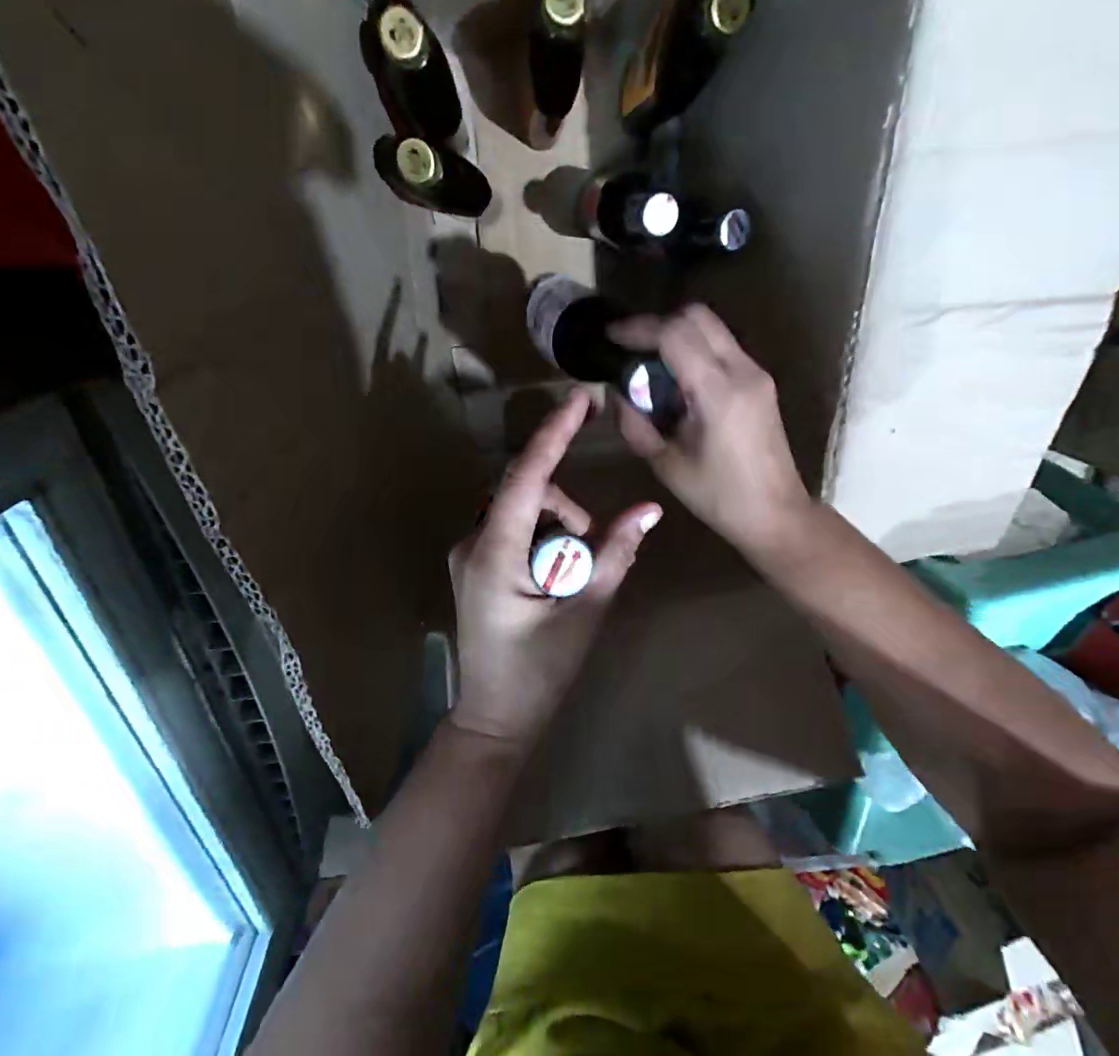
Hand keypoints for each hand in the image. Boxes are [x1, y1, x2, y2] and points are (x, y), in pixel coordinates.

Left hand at [448, 391, 661, 745]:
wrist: (495, 718)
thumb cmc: (540, 671)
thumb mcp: (586, 610)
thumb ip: (616, 554)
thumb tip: (650, 510)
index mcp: (494, 554)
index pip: (525, 478)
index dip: (553, 435)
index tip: (580, 400)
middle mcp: (472, 544)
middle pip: (524, 493)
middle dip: (565, 508)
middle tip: (592, 550)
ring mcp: (468, 556)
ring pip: (520, 512)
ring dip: (557, 528)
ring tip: (574, 576)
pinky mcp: (474, 567)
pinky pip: (512, 531)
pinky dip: (542, 541)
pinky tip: (556, 577)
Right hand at [611, 305, 811, 551]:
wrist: (775, 513)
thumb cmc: (718, 496)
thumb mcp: (665, 463)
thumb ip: (634, 422)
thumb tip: (614, 391)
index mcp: (717, 391)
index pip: (674, 334)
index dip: (637, 329)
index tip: (610, 337)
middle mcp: (742, 370)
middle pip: (696, 316)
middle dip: (658, 323)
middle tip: (631, 348)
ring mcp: (756, 373)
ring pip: (711, 327)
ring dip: (677, 335)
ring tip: (649, 366)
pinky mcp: (760, 382)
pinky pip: (721, 347)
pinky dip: (694, 350)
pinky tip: (675, 381)